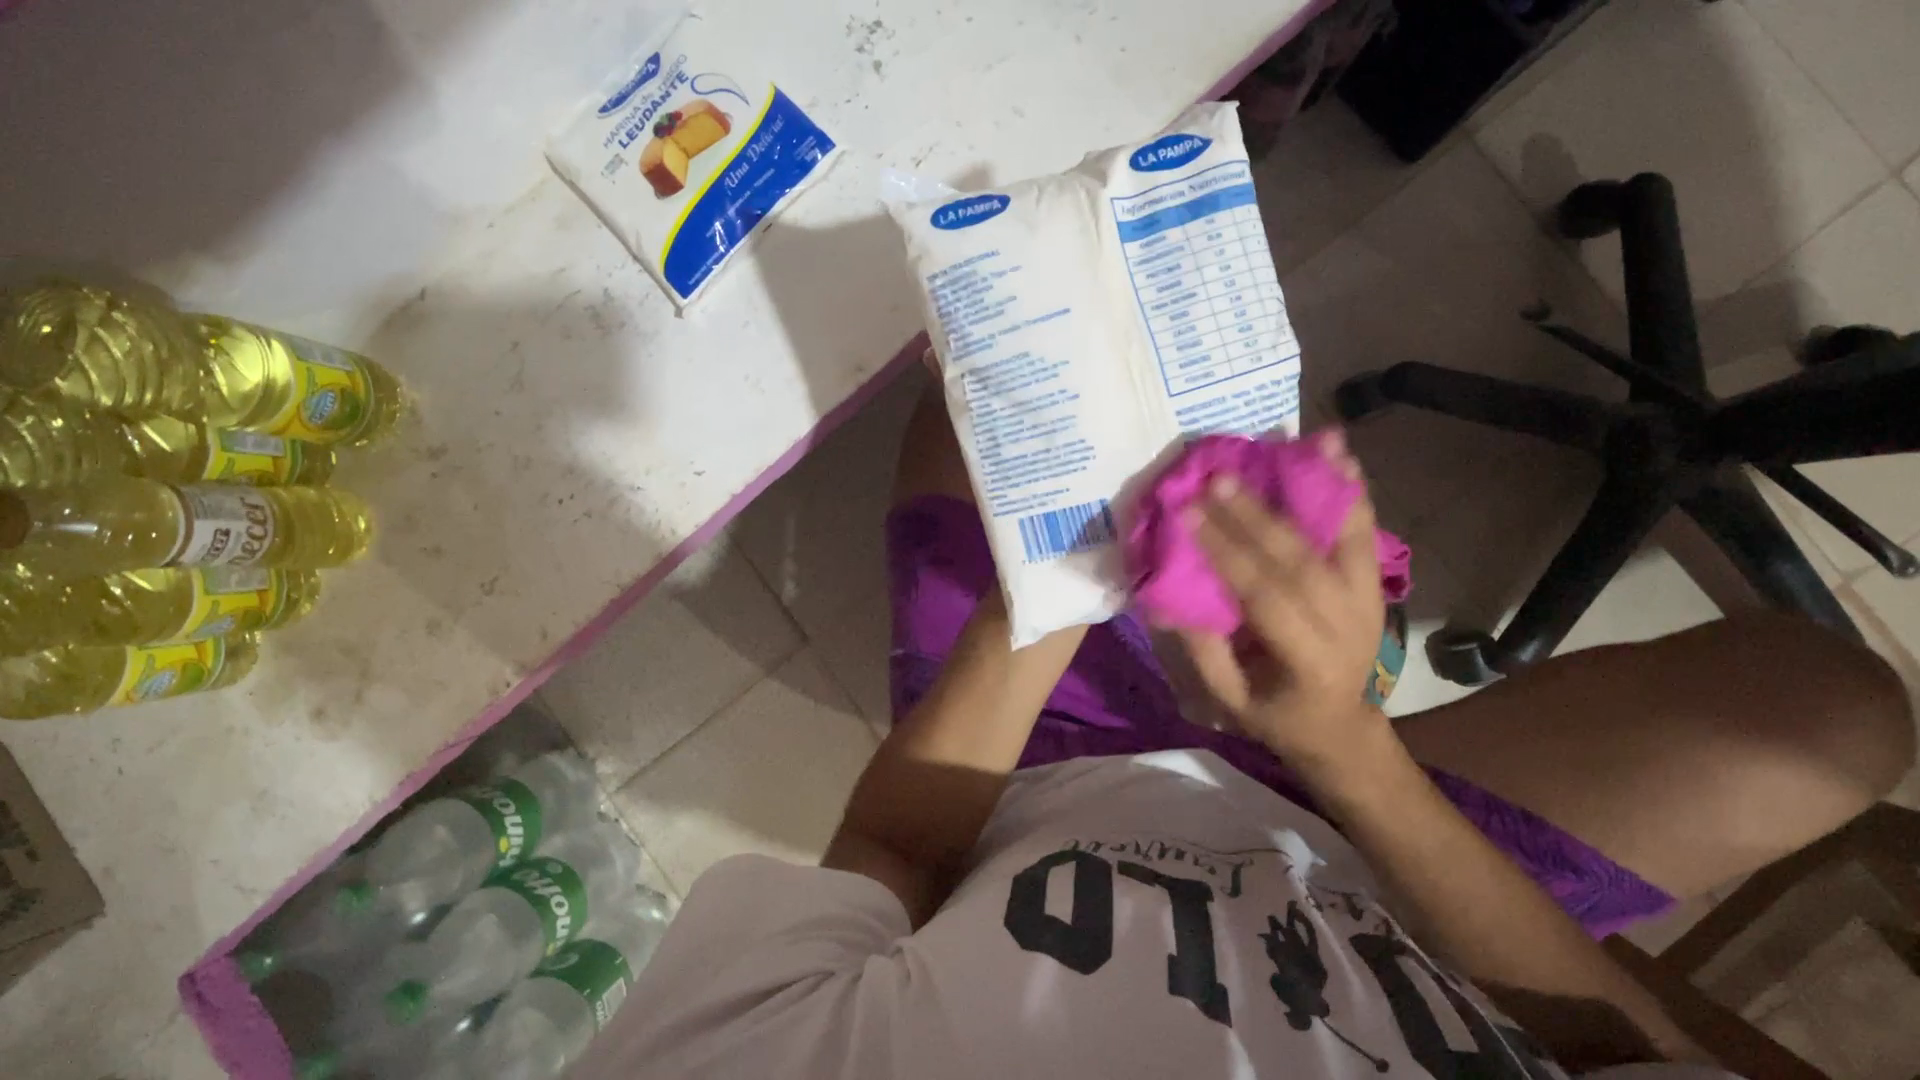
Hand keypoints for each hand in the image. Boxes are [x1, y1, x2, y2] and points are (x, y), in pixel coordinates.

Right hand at [1178, 461, 1388, 769]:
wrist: (1341, 726)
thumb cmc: (1276, 715)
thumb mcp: (1230, 699)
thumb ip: (1203, 649)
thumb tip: (1165, 597)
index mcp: (1308, 660)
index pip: (1265, 595)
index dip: (1226, 552)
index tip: (1187, 512)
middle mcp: (1346, 624)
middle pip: (1299, 560)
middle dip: (1255, 514)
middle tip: (1217, 477)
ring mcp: (1367, 599)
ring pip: (1342, 537)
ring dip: (1320, 486)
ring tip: (1301, 440)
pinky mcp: (1373, 583)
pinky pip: (1364, 532)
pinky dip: (1353, 490)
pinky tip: (1341, 453)